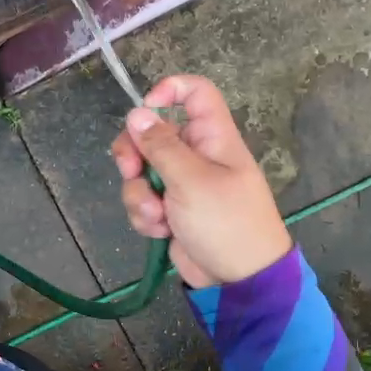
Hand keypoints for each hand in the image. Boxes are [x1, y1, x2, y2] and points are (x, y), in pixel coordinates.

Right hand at [110, 75, 292, 287]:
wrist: (239, 279)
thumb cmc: (226, 222)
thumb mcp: (191, 181)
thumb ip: (161, 146)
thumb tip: (136, 114)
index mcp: (212, 137)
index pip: (195, 93)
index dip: (168, 91)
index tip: (145, 110)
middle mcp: (195, 155)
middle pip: (151, 133)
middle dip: (134, 154)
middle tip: (132, 171)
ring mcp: (181, 183)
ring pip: (141, 171)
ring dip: (139, 194)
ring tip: (156, 216)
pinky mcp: (169, 210)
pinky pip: (143, 200)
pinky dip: (145, 215)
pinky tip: (160, 231)